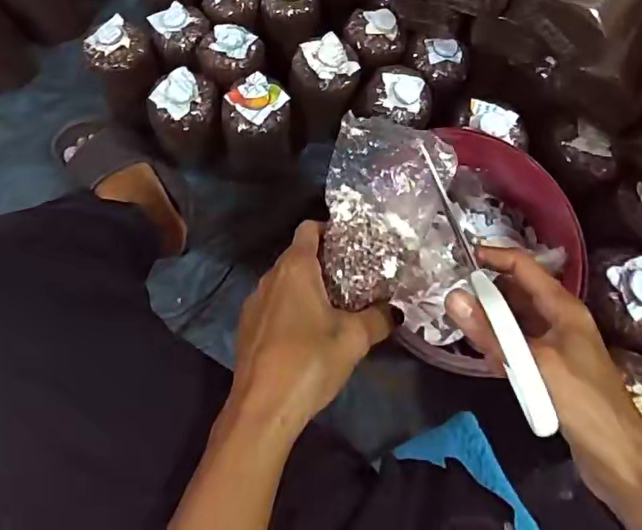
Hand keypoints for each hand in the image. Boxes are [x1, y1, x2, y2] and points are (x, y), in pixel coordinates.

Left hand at [231, 221, 393, 431]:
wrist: (260, 412)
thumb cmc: (309, 361)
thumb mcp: (354, 339)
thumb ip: (378, 318)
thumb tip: (395, 310)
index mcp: (295, 268)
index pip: (309, 228)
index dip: (330, 230)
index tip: (352, 245)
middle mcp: (270, 277)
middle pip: (297, 255)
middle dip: (323, 262)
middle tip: (352, 278)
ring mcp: (254, 304)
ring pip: (284, 282)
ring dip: (306, 288)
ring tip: (333, 307)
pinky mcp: (246, 330)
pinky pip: (272, 306)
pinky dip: (289, 309)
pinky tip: (307, 335)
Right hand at [447, 248, 641, 513]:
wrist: (620, 459)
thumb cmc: (583, 402)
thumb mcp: (534, 364)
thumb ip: (492, 333)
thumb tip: (453, 298)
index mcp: (564, 307)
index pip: (525, 267)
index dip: (496, 256)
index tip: (465, 255)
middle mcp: (561, 320)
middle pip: (521, 293)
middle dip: (491, 291)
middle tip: (457, 295)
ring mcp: (559, 346)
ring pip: (519, 322)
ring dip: (495, 322)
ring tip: (465, 325)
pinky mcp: (555, 372)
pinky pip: (523, 349)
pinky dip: (504, 349)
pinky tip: (487, 359)